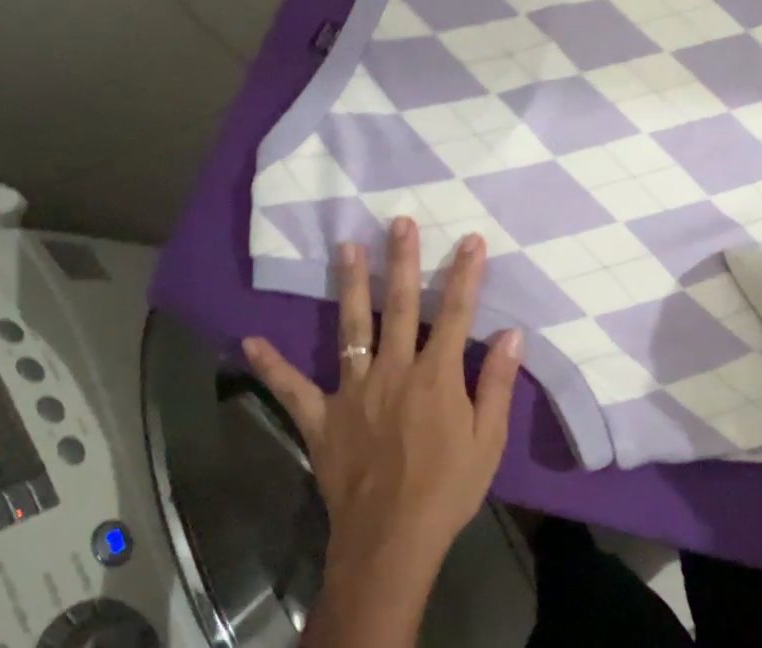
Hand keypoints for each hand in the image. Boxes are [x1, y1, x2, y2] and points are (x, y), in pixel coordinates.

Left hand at [243, 217, 521, 646]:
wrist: (390, 539)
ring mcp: (353, 392)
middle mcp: (394, 371)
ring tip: (345, 247)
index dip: (465, 274)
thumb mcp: (488, 440)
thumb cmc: (447, 488)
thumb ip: (496, 383)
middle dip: (402, 262)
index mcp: (436, 376)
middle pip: (400, 307)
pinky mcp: (322, 419)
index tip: (471, 239)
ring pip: (351, 330)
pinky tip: (250, 339)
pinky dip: (272, 365)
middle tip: (399, 222)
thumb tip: (511, 334)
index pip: (456, 314)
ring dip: (349, 287)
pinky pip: (293, 389)